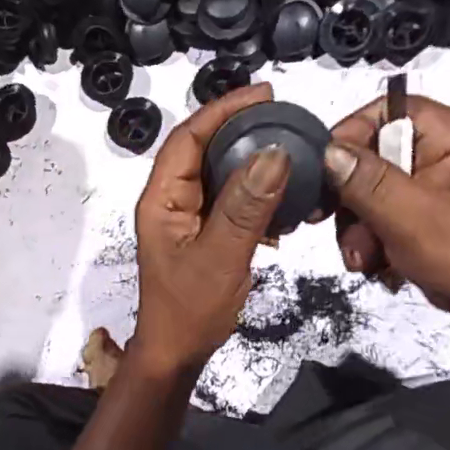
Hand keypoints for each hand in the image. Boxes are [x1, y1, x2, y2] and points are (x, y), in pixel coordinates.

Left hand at [128, 83, 287, 376]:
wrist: (177, 354)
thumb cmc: (190, 312)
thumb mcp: (220, 257)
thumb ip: (245, 207)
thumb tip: (274, 154)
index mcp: (162, 200)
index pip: (187, 138)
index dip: (222, 111)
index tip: (263, 95)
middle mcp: (171, 203)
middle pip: (202, 151)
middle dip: (240, 130)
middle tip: (282, 120)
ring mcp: (186, 220)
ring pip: (218, 176)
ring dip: (250, 163)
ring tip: (287, 153)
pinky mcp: (202, 236)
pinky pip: (228, 203)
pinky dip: (253, 196)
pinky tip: (279, 201)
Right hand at [326, 95, 449, 323]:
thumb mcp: (416, 220)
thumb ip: (369, 183)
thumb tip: (328, 152)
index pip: (391, 110)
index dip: (350, 137)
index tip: (322, 175)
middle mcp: (448, 151)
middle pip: (376, 156)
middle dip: (353, 201)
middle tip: (348, 238)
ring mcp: (439, 184)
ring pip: (374, 191)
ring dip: (359, 229)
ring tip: (365, 261)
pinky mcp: (431, 213)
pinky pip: (386, 215)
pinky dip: (375, 241)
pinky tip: (378, 264)